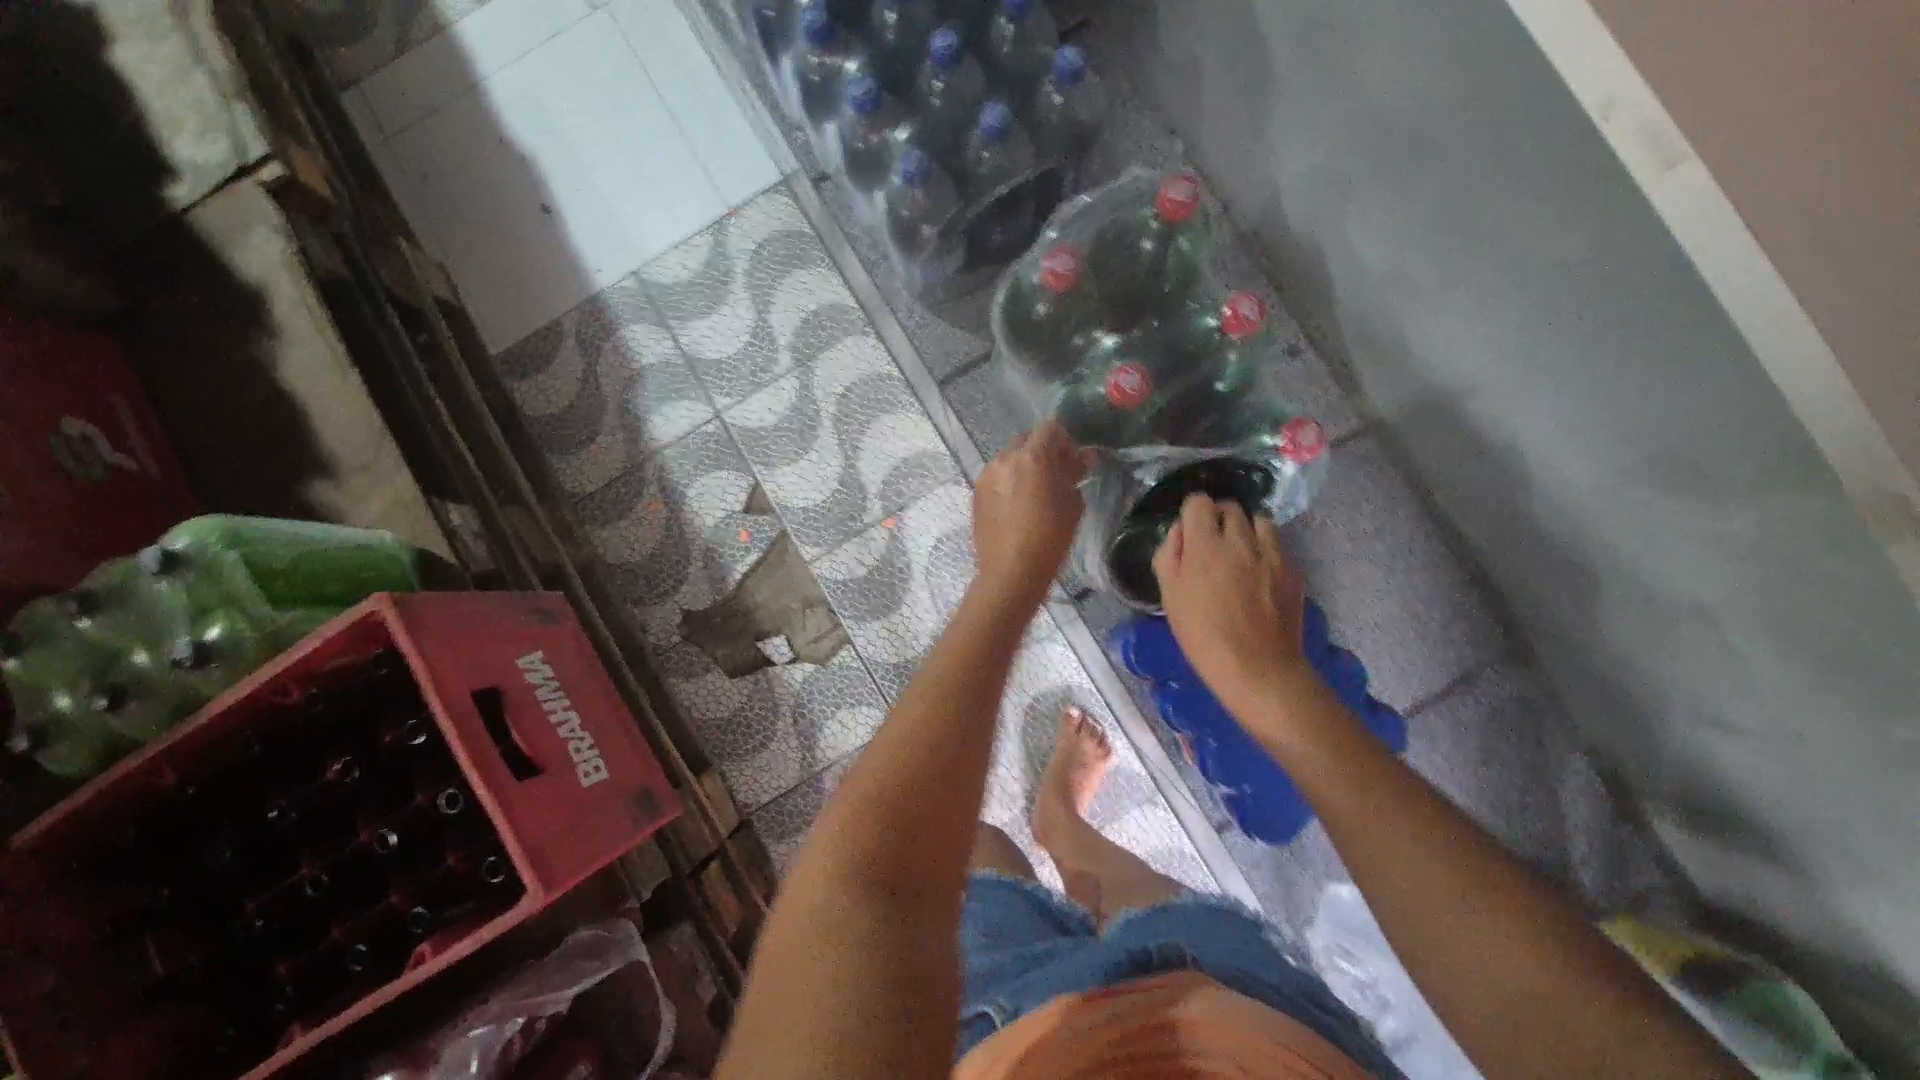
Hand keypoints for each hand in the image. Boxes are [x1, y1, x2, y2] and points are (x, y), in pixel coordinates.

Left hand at [973, 420, 1086, 605]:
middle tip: (1057, 475)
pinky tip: (1018, 506)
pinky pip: (997, 476)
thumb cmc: (1050, 539)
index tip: (1073, 461)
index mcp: (1032, 457)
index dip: (1065, 441)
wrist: (1011, 571)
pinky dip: (1010, 481)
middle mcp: (1004, 459)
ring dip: (1025, 466)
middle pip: (1027, 440)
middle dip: (1043, 451)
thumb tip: (1082, 458)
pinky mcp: (976, 493)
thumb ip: (1075, 474)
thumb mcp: (1072, 504)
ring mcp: (986, 475)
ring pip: (1009, 458)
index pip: (1050, 428)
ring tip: (1036, 493)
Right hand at [1153, 495, 1309, 713]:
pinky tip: (1260, 575)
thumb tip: (1180, 531)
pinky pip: (1277, 545)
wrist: (1258, 667)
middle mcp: (1240, 540)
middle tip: (1212, 544)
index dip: (1191, 513)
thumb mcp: (1169, 596)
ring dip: (1247, 529)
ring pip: (1259, 520)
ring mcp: (1271, 553)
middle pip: (1230, 507)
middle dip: (1219, 518)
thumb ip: (1169, 555)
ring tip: (1240, 553)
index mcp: (1205, 545)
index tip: (1190, 532)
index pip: (1198, 502)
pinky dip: (1266, 550)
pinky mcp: (1292, 569)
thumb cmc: (1203, 636)